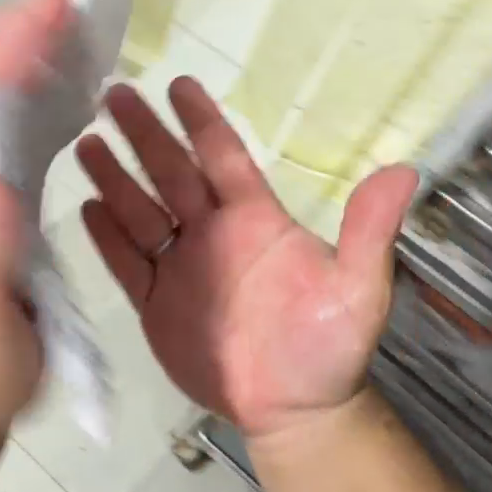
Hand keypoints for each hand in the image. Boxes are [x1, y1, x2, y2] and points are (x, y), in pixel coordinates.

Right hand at [77, 80, 416, 437]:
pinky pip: (126, 264)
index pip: (222, 158)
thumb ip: (368, 231)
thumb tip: (406, 170)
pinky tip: (86, 208)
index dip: (200, 121)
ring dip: (114, 178)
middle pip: (170, 174)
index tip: (176, 84)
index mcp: (255, 220)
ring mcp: (180, 268)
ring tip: (86, 143)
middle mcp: (211, 234)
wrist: (292, 408)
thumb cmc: (327, 346)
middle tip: (114, 96)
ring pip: (139, 213)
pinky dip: (106, 238)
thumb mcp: (358, 289)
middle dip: (143, 135)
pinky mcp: (156, 304)